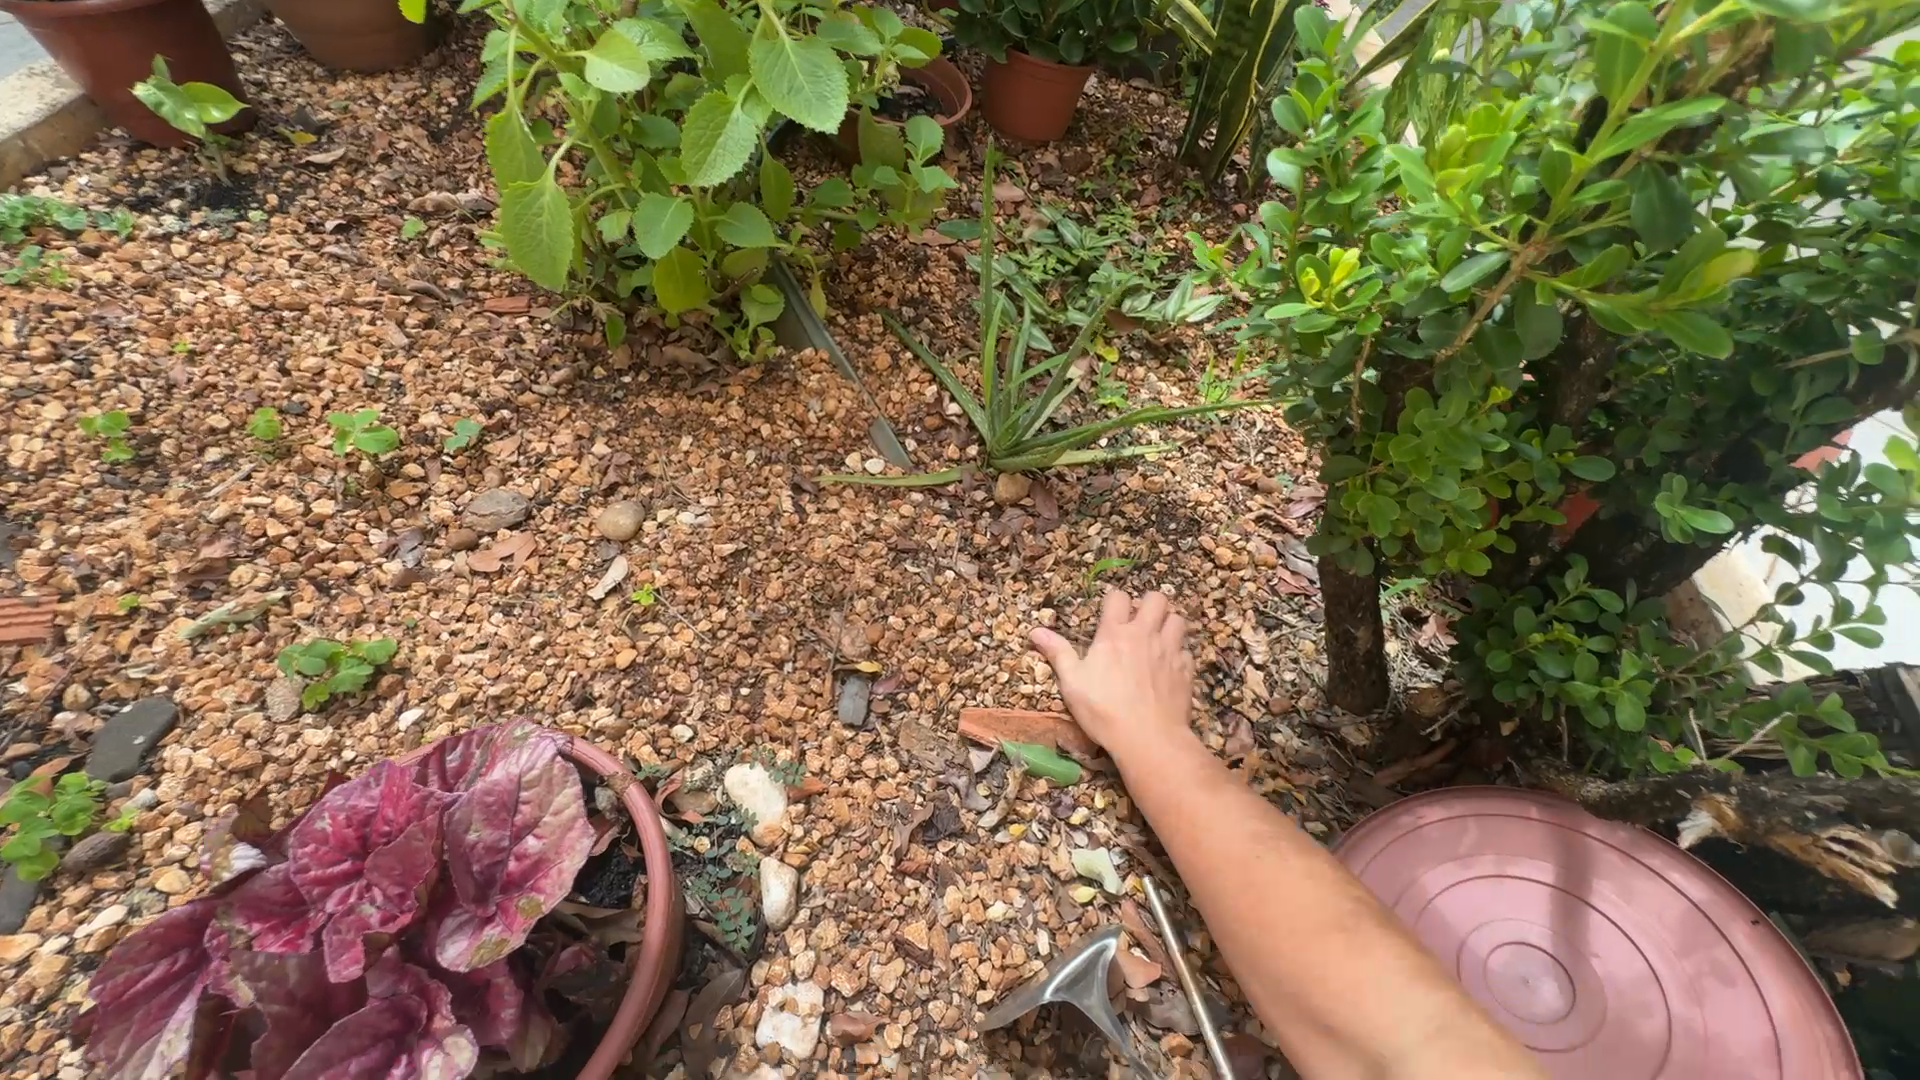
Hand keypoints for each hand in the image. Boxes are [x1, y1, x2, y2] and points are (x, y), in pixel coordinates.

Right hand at [1030, 590, 1196, 764]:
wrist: (1148, 738)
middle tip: (1140, 621)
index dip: (1114, 601)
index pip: (1118, 597)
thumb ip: (1058, 652)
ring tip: (1159, 638)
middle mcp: (1145, 634)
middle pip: (1156, 599)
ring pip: (1178, 619)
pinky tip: (1170, 667)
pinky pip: (1187, 650)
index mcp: (1115, 633)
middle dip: (1149, 604)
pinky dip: (1179, 654)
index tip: (1110, 614)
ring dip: (1168, 624)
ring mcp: (1170, 651)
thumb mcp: (1072, 682)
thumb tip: (1035, 631)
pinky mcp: (1186, 670)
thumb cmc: (1104, 709)